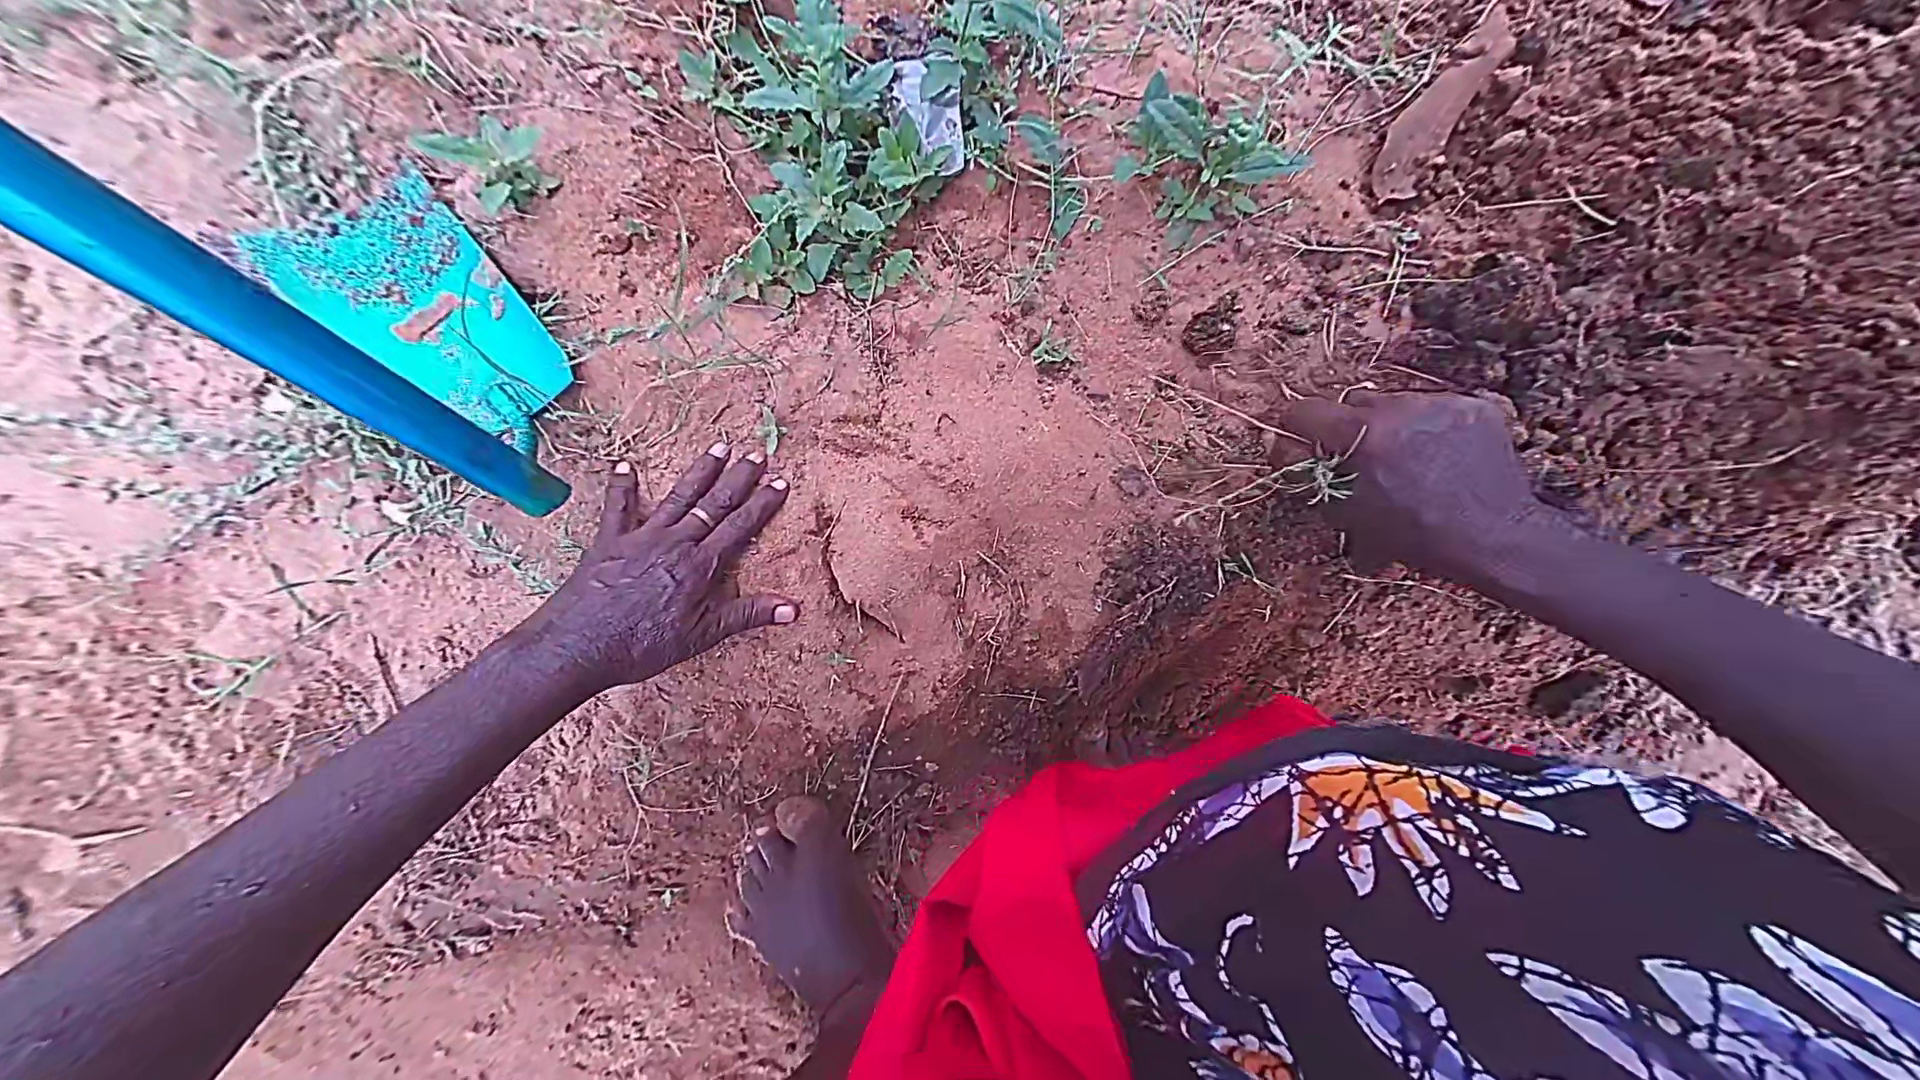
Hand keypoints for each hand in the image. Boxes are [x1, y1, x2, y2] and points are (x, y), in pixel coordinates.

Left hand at [518, 443, 797, 691]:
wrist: (576, 648)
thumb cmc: (643, 646)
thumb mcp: (703, 636)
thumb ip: (748, 615)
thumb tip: (794, 608)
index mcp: (700, 565)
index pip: (741, 526)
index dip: (763, 503)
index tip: (780, 480)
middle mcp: (675, 543)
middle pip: (714, 503)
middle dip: (739, 477)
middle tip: (757, 453)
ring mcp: (641, 538)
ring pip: (679, 497)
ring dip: (701, 471)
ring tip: (719, 447)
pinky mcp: (609, 542)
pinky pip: (617, 508)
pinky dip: (622, 486)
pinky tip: (625, 465)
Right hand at [1277, 391, 1553, 578]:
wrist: (1494, 536)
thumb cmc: (1410, 533)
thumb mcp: (1341, 509)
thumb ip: (1300, 470)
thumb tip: (1274, 441)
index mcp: (1359, 434)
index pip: (1303, 410)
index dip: (1295, 428)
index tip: (1300, 442)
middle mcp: (1397, 407)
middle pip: (1349, 402)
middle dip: (1345, 427)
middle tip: (1357, 459)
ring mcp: (1439, 403)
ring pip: (1392, 403)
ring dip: (1385, 425)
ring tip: (1401, 460)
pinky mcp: (1473, 405)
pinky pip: (1431, 407)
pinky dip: (1424, 427)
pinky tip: (1435, 457)